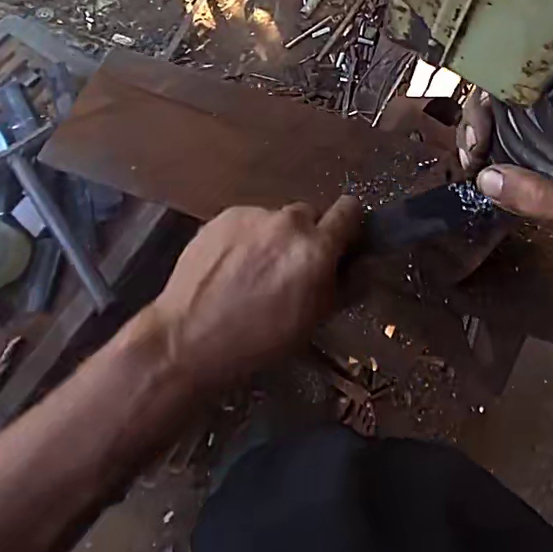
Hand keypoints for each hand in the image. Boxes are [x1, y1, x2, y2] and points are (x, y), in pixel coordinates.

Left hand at [142, 197, 361, 393]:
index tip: (341, 241)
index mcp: (316, 248)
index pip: (349, 211)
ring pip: (276, 219)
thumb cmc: (258, 339)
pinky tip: (231, 267)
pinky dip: (246, 237)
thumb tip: (362, 264)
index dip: (348, 226)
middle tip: (292, 268)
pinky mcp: (223, 216)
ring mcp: (252, 215)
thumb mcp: (314, 320)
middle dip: (307, 236)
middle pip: (310, 215)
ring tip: (253, 272)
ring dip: (274, 237)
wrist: (189, 335)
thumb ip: (346, 285)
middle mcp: (287, 223)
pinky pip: (247, 221)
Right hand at [457, 88, 552, 246]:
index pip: (529, 79)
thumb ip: (549, 197)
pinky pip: (494, 138)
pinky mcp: (530, 154)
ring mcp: (541, 133)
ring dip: (471, 131)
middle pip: (502, 93)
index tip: (481, 124)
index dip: (495, 94)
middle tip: (472, 148)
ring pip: (492, 114)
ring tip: (471, 158)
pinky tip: (475, 164)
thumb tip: (488, 179)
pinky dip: (476, 147)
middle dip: (476, 115)